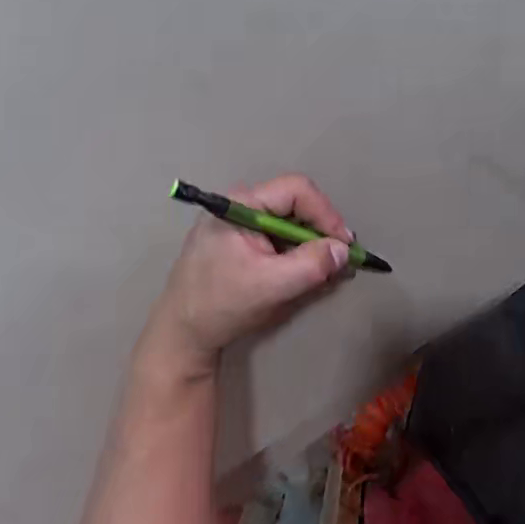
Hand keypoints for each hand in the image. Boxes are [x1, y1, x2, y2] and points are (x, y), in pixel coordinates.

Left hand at [140, 175, 354, 378]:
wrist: (180, 333)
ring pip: (287, 221)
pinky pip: (275, 237)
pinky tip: (303, 274)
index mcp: (241, 204)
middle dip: (320, 231)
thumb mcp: (271, 286)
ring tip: (325, 271)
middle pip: (293, 204)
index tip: (344, 245)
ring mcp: (236, 222)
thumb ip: (311, 265)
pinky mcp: (237, 241)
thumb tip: (344, 249)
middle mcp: (238, 204)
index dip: (326, 214)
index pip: (296, 190)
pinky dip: (294, 253)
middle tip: (339, 260)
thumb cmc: (221, 304)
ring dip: (309, 244)